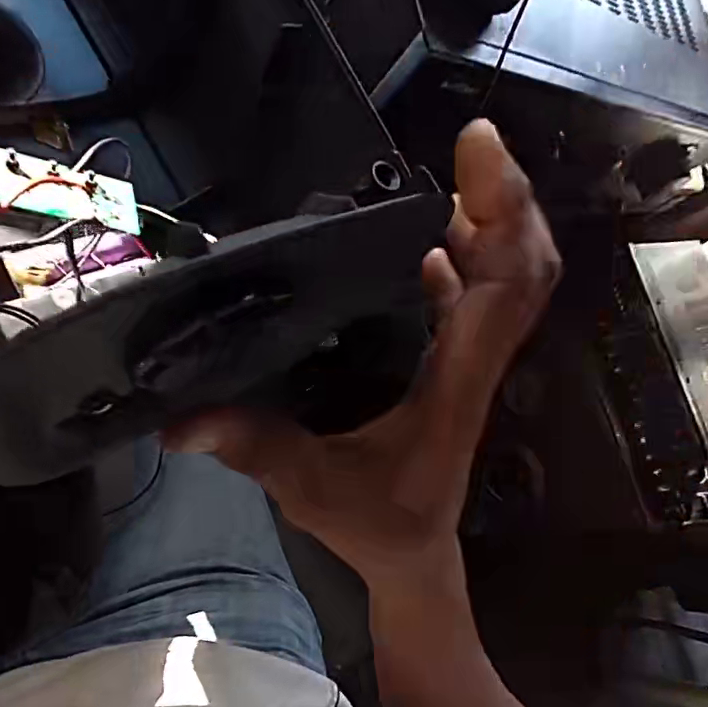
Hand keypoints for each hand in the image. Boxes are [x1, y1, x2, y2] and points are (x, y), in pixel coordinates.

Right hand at [167, 119, 560, 585]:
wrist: (414, 556)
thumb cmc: (379, 527)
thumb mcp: (314, 490)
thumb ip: (258, 451)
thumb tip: (185, 421)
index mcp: (456, 385)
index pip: (504, 288)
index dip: (503, 214)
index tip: (478, 152)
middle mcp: (473, 364)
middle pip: (523, 269)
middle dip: (509, 201)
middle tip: (473, 150)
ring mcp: (467, 362)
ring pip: (507, 280)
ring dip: (493, 223)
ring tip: (458, 174)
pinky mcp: (451, 365)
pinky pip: (476, 298)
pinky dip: (468, 257)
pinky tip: (429, 236)